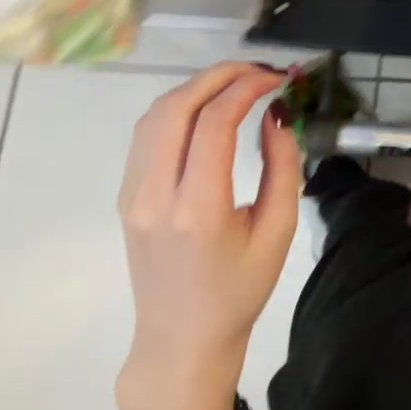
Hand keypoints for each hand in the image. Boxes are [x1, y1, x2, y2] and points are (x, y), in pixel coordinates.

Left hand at [116, 61, 300, 409]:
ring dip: (198, 87)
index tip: (279, 79)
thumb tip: (276, 113)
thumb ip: (283, 165)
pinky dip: (180, 106)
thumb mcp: (280, 229)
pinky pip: (148, 134)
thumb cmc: (240, 288)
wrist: (182, 337)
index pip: (214, 123)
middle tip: (260, 71)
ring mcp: (133, 195)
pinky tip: (209, 107)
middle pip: (177, 107)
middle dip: (221, 75)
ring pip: (156, 115)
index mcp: (198, 210)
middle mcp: (156, 196)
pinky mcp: (127, 196)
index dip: (248, 87)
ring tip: (238, 83)